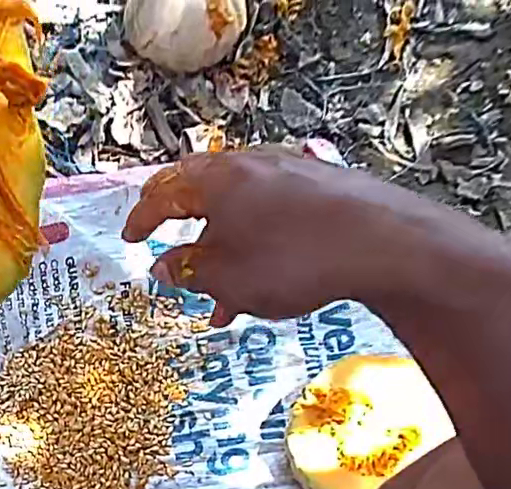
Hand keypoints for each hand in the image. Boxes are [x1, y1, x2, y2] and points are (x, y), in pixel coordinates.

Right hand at [121, 148, 510, 326]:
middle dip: (184, 232)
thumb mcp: (226, 276)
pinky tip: (259, 288)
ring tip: (218, 300)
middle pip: (203, 196)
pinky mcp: (319, 191)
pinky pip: (271, 221)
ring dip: (223, 255)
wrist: (381, 246)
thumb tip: (162, 266)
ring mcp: (288, 174)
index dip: (142, 218)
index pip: (164, 192)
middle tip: (168, 250)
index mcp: (217, 180)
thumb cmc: (292, 261)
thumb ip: (188, 270)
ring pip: (239, 216)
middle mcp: (251, 166)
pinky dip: (255, 251)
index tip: (129, 237)